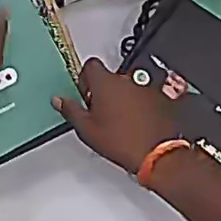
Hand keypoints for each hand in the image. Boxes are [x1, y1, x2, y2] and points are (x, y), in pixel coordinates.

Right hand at [55, 58, 178, 173]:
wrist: (158, 156)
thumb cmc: (122, 141)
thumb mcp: (86, 129)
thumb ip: (70, 110)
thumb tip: (60, 100)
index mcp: (105, 83)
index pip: (91, 65)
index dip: (85, 78)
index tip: (85, 93)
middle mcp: (126, 81)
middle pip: (109, 77)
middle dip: (104, 91)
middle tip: (100, 111)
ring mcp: (145, 89)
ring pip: (127, 87)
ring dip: (122, 98)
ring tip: (119, 121)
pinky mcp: (160, 100)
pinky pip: (144, 97)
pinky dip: (139, 106)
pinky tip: (135, 124)